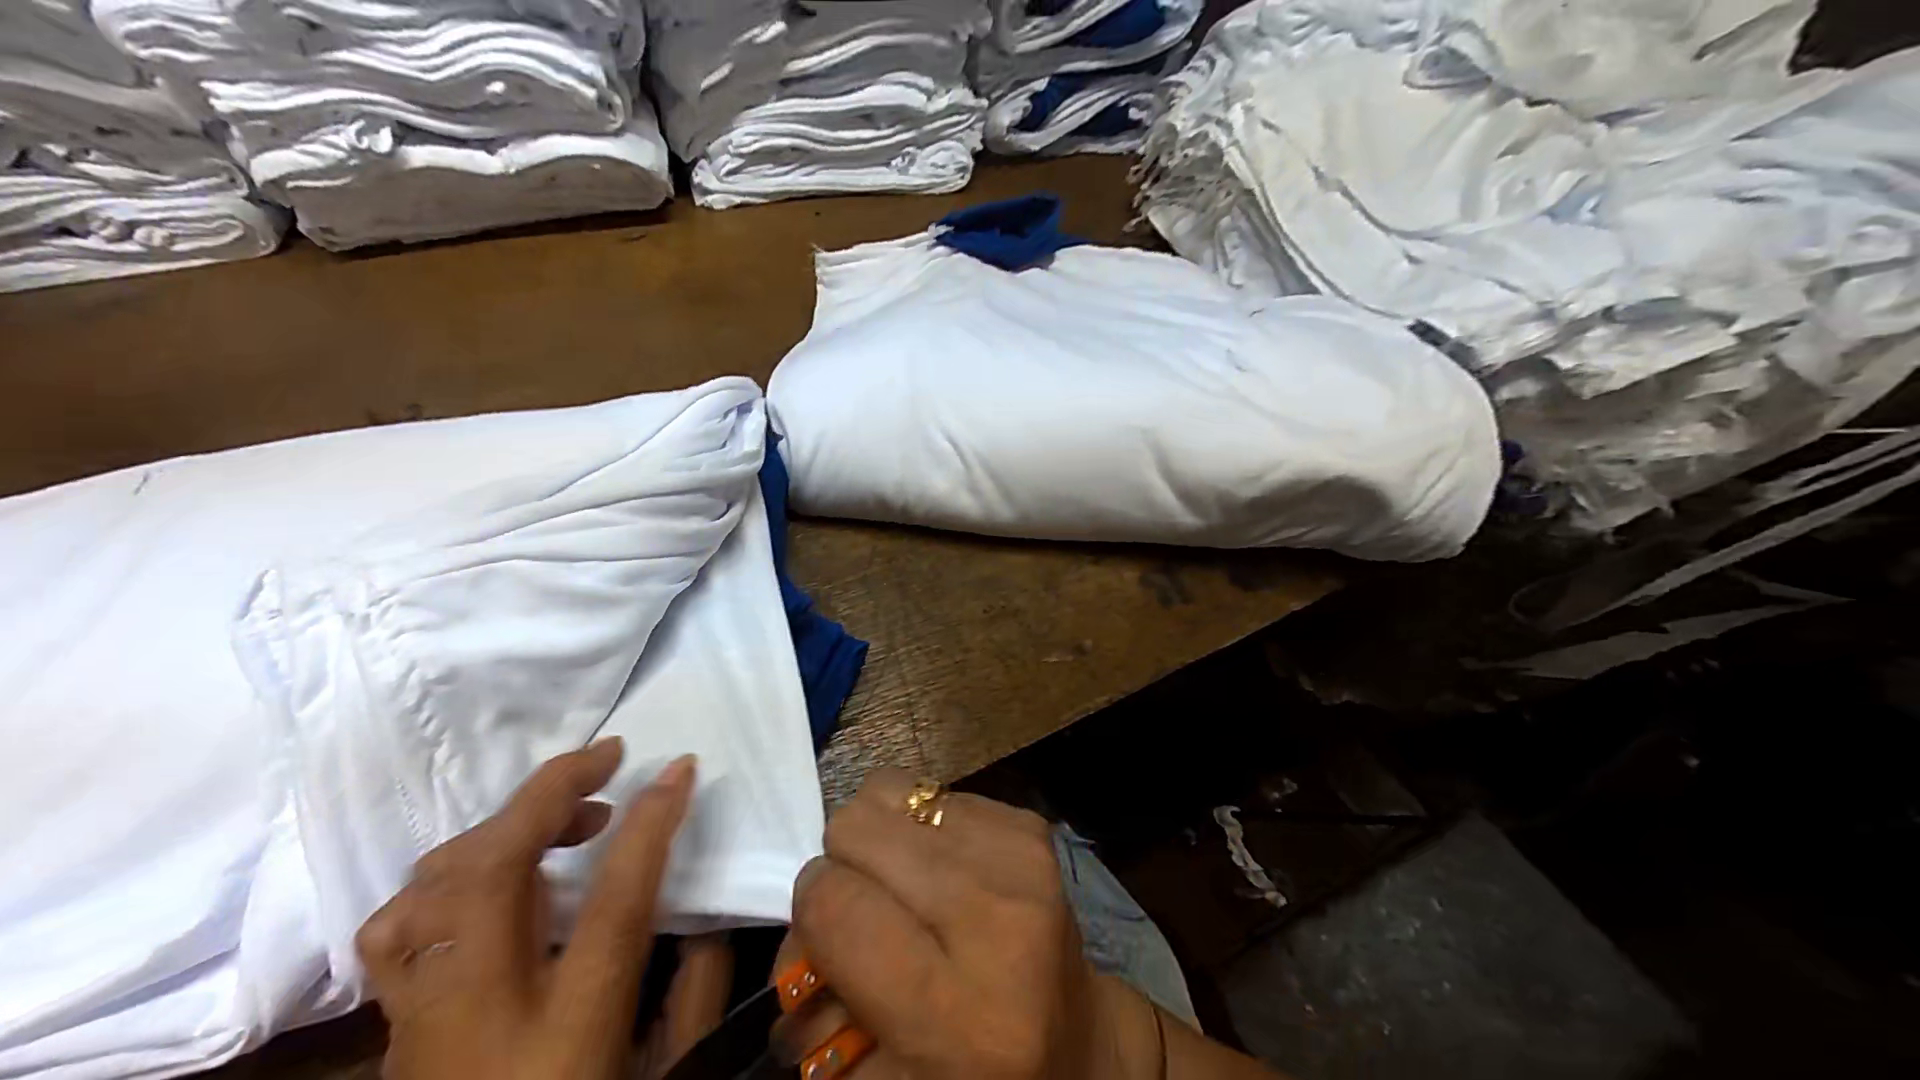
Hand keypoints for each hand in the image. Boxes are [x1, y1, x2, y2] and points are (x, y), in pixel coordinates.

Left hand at [355, 740, 727, 1079]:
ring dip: (502, 826)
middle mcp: (480, 1015)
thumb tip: (703, 911)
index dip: (650, 823)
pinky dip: (448, 873)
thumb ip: (694, 991)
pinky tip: (494, 873)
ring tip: (562, 816)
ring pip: (430, 887)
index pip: (614, 901)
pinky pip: (397, 925)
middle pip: (491, 872)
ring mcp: (419, 1021)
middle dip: (549, 794)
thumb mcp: (663, 1074)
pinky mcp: (392, 1028)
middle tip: (606, 760)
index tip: (678, 768)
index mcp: (568, 1033)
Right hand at [776, 770, 1160, 1079]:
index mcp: (955, 1014)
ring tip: (905, 882)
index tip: (824, 926)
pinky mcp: (1031, 826)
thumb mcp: (875, 1072)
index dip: (812, 908)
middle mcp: (996, 921)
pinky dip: (922, 823)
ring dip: (883, 834)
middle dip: (843, 861)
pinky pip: (933, 790)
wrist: (1075, 1039)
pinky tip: (944, 868)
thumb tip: (796, 926)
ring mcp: (1021, 861)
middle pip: (859, 826)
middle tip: (866, 901)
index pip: (838, 906)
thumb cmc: (968, 1071)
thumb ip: (811, 1000)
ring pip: (891, 791)